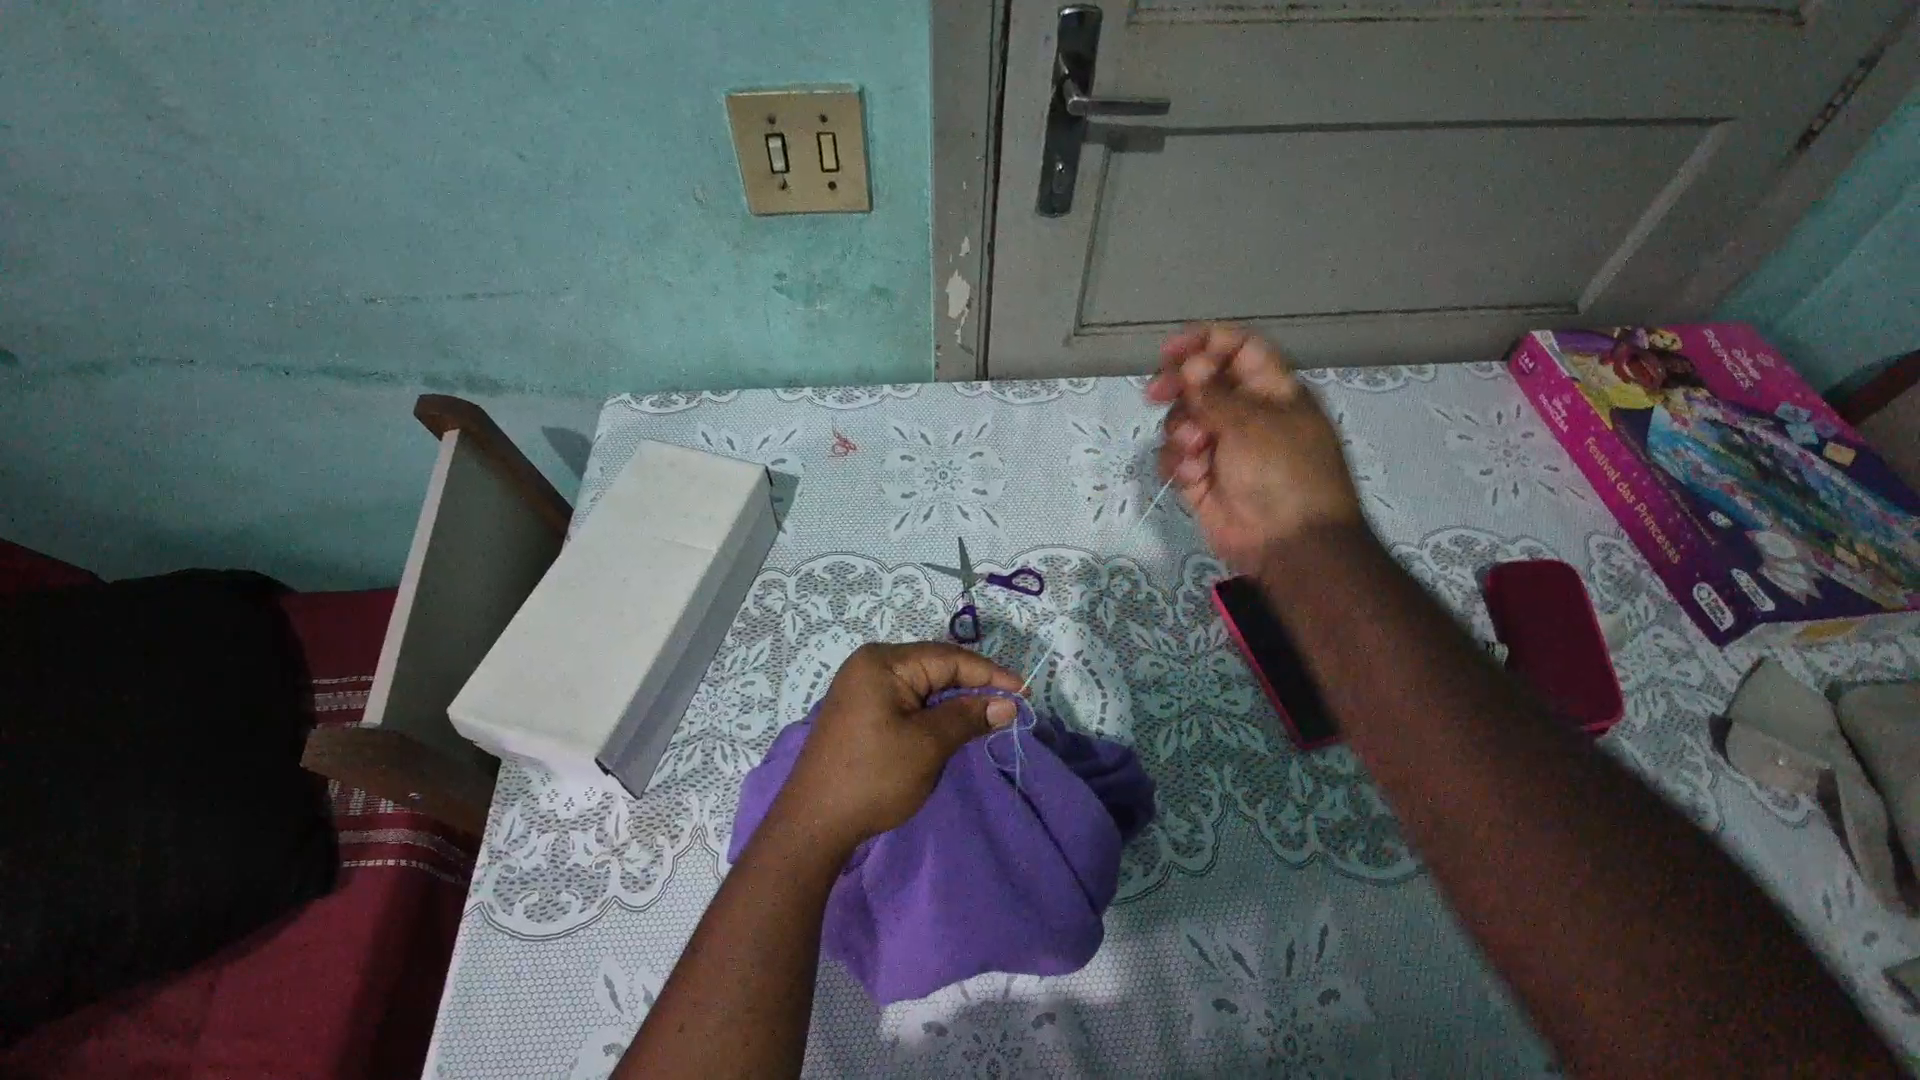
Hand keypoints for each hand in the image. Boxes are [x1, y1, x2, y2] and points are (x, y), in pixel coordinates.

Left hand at [773, 643, 1021, 849]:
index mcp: (883, 662)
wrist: (814, 823)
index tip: (1024, 692)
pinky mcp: (861, 713)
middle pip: (935, 667)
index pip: (948, 658)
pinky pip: (907, 701)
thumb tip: (1007, 703)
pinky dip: (934, 712)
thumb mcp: (928, 745)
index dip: (989, 674)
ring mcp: (862, 689)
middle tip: (1011, 704)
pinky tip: (954, 725)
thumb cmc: (873, 777)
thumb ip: (968, 717)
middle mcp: (870, 666)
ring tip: (990, 715)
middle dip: (973, 686)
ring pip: (923, 686)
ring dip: (955, 701)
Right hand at [1145, 324, 1365, 570]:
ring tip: (1195, 452)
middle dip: (1178, 387)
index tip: (1171, 352)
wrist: (1290, 544)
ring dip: (1181, 432)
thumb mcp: (1253, 423)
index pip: (1237, 350)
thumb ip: (1215, 392)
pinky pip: (1176, 459)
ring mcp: (1223, 448)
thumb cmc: (1284, 473)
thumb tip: (1191, 364)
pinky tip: (1190, 476)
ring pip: (1183, 421)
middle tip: (1156, 393)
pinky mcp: (1202, 479)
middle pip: (1201, 383)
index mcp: (1272, 391)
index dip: (1205, 343)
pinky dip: (1177, 463)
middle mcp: (1246, 414)